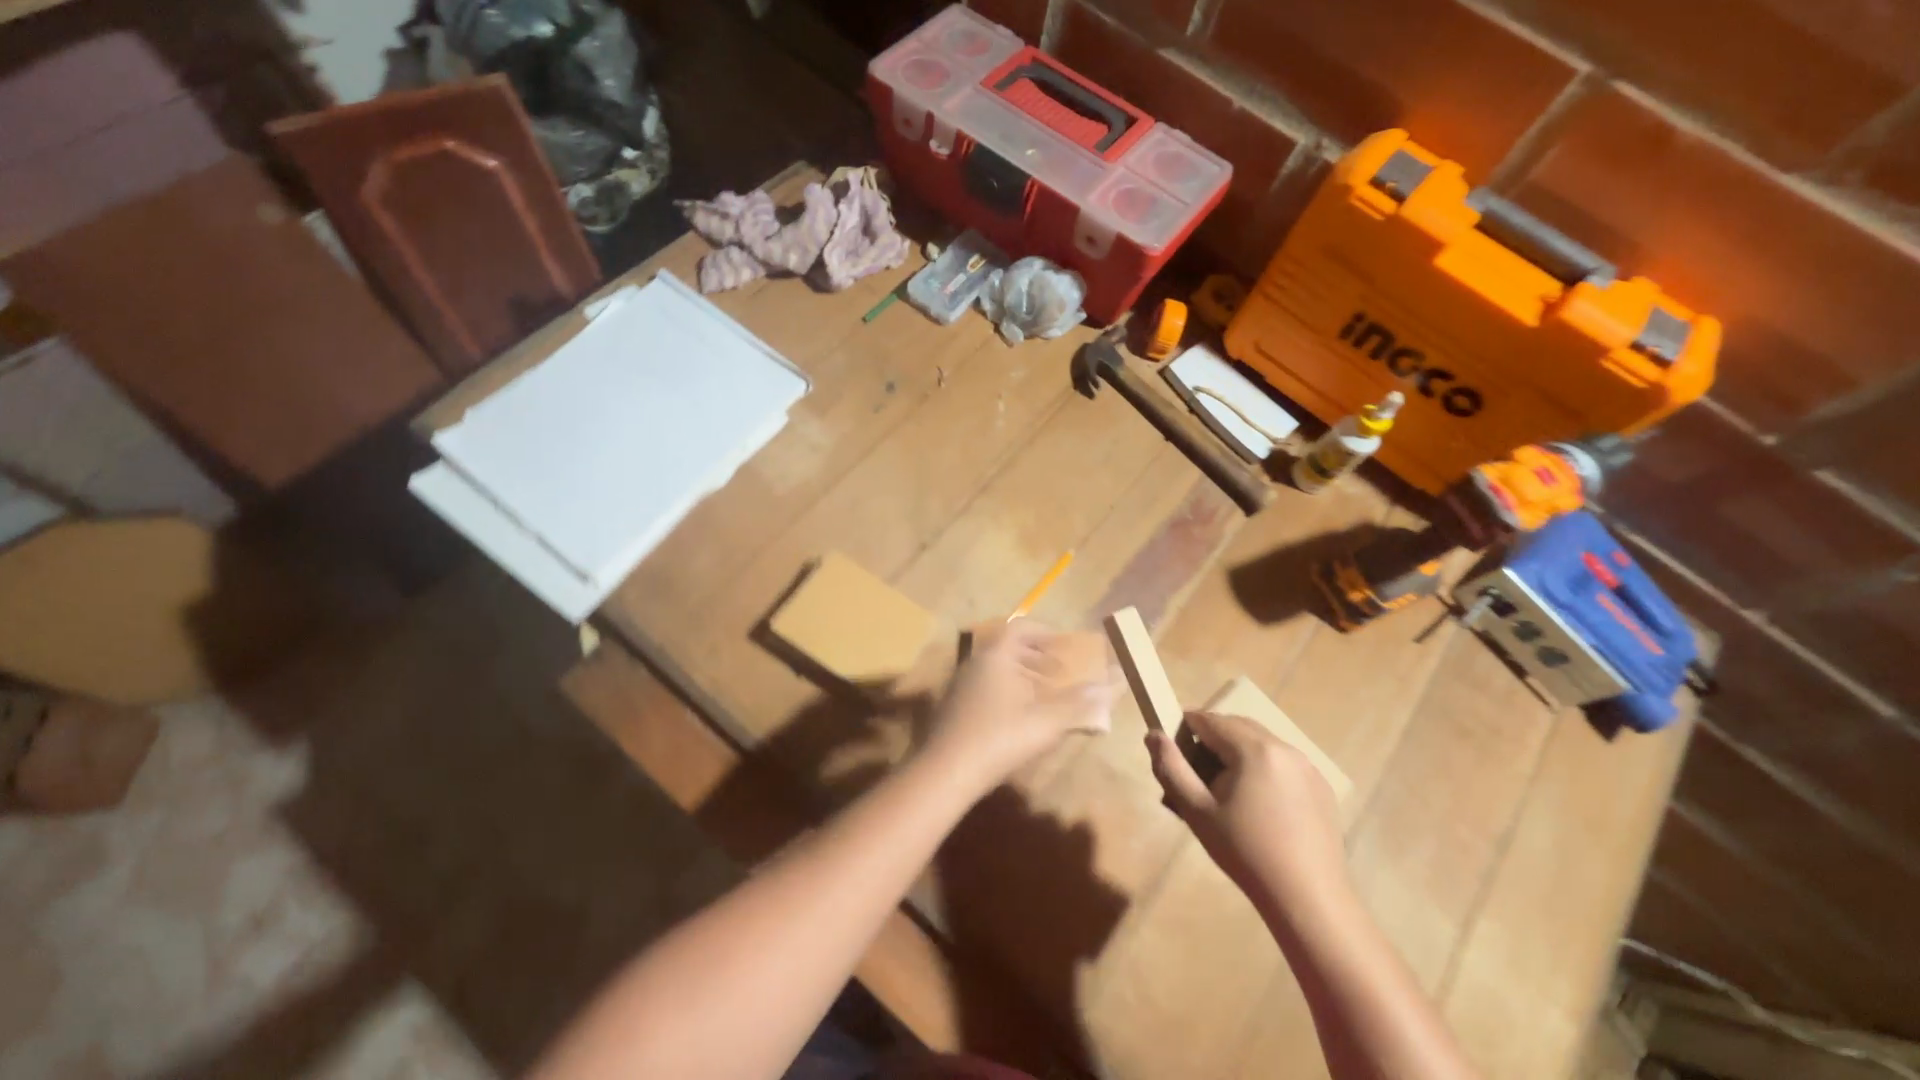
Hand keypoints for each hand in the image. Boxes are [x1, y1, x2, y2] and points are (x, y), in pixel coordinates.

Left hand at [924, 620, 1117, 786]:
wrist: (945, 773)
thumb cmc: (1000, 738)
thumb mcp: (1047, 721)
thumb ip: (1080, 703)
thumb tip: (1112, 685)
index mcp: (995, 656)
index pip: (1020, 628)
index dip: (1046, 633)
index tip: (1067, 646)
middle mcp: (974, 664)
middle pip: (1007, 648)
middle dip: (1036, 656)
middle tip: (1060, 671)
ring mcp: (960, 687)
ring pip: (995, 670)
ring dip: (1021, 677)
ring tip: (1044, 696)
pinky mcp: (953, 710)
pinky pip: (985, 690)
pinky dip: (1007, 694)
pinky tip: (1019, 719)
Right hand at [1147, 711, 1348, 915]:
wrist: (1306, 896)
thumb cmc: (1244, 853)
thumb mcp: (1197, 811)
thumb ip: (1171, 768)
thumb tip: (1153, 735)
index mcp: (1254, 749)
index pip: (1209, 720)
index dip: (1184, 729)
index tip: (1173, 755)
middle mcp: (1285, 747)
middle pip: (1237, 727)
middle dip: (1211, 741)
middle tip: (1197, 778)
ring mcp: (1308, 766)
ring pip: (1261, 744)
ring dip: (1238, 756)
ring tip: (1227, 796)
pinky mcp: (1321, 787)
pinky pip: (1283, 764)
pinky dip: (1264, 772)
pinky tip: (1260, 810)